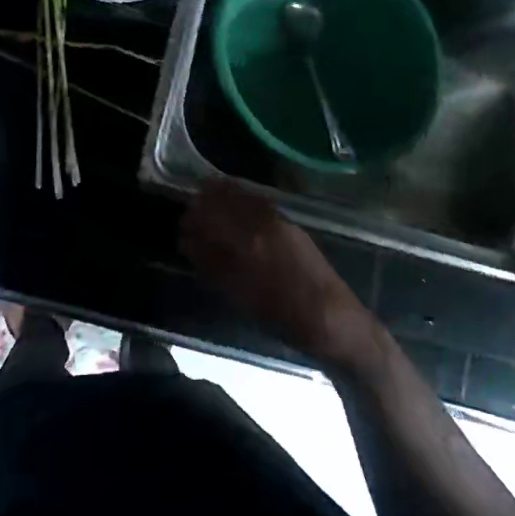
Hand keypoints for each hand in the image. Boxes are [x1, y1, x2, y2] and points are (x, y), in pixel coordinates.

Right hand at [181, 179, 382, 369]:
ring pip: (243, 197)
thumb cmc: (281, 315)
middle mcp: (262, 223)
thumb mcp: (238, 294)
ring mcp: (279, 221)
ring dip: (223, 196)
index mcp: (246, 240)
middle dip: (205, 203)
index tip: (182, 227)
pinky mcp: (291, 225)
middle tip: (192, 213)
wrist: (332, 320)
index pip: (209, 217)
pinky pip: (260, 203)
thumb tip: (189, 241)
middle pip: (224, 201)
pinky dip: (244, 199)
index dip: (192, 220)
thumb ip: (211, 263)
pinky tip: (238, 205)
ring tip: (210, 202)